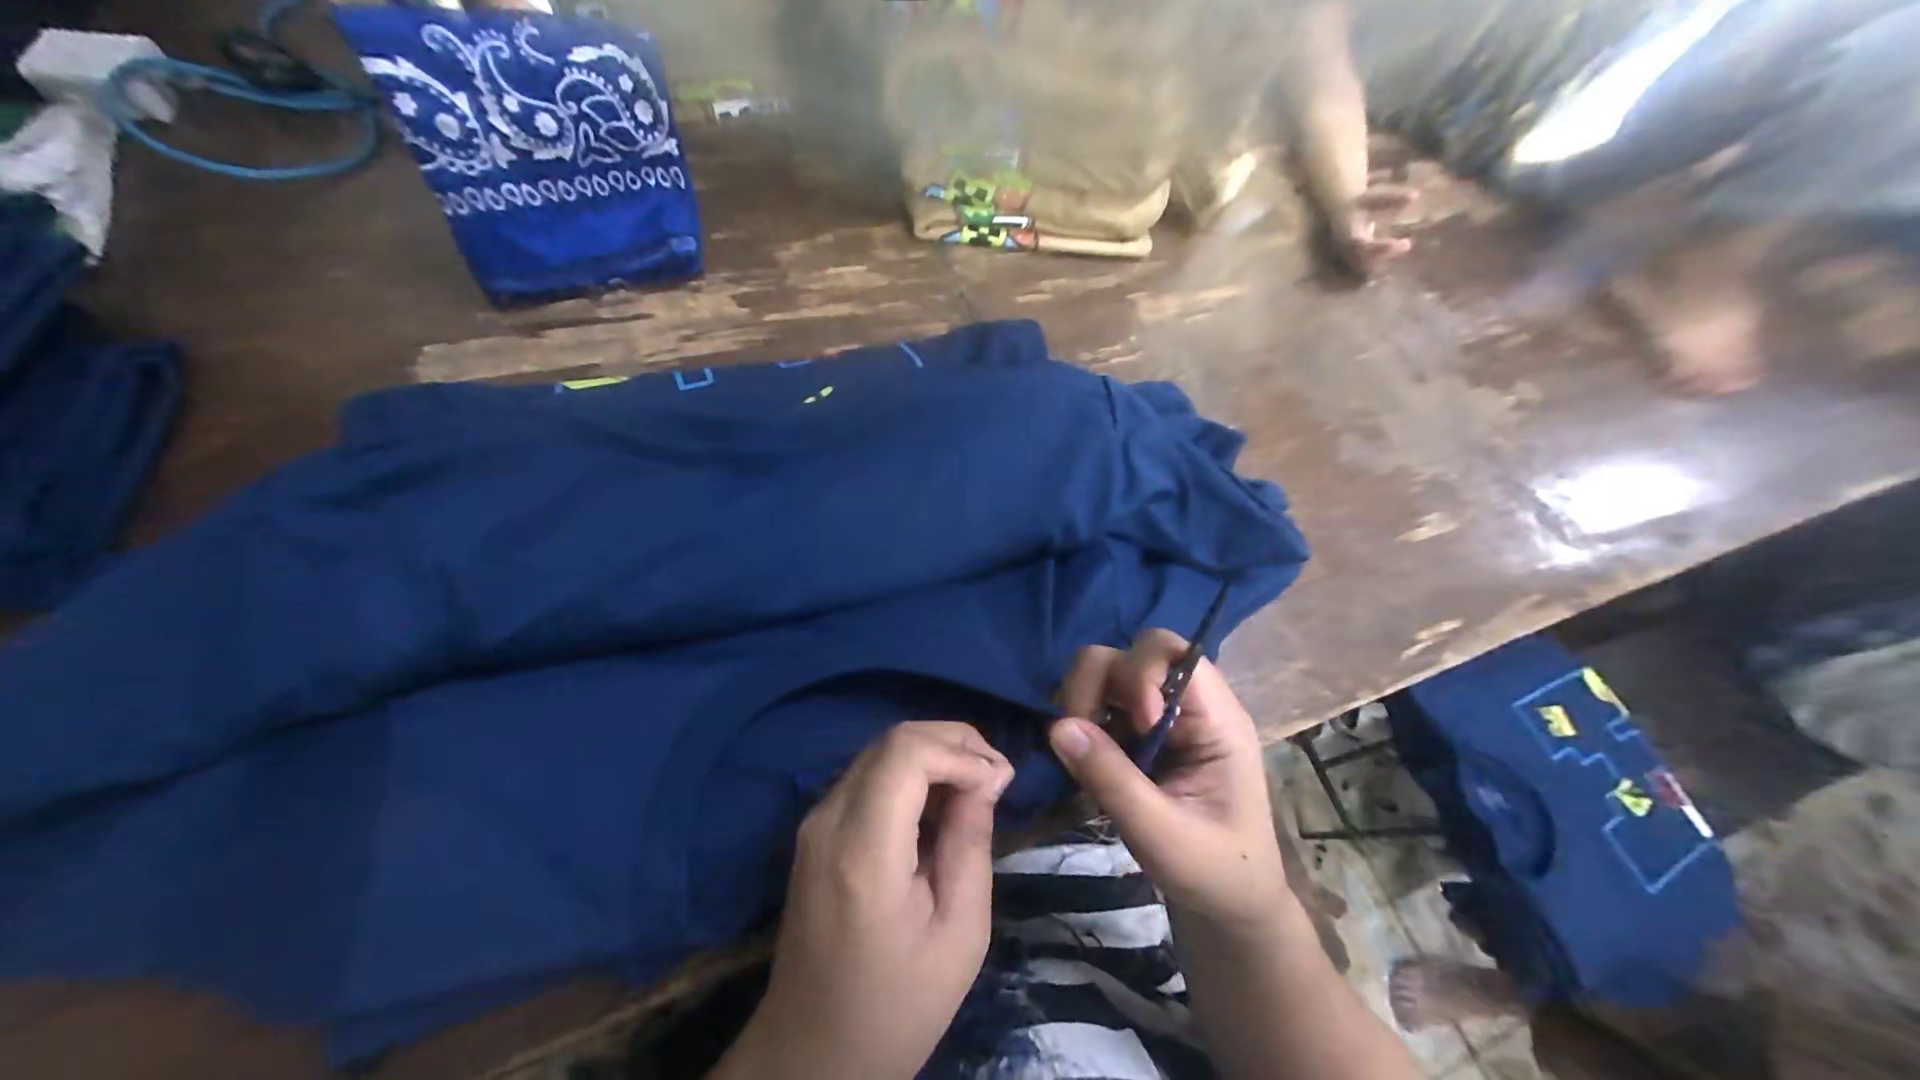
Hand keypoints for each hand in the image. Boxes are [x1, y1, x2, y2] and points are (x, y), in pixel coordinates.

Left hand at [714, 722, 1013, 1079]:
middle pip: (893, 741)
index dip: (961, 751)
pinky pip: (868, 776)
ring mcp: (814, 823)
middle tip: (998, 775)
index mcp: (863, 852)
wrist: (811, 1053)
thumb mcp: (960, 934)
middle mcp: (828, 821)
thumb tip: (988, 776)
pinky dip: (911, 773)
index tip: (1001, 781)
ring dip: (934, 754)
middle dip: (953, 743)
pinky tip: (941, 801)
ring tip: (978, 784)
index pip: (906, 753)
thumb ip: (971, 843)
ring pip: (880, 752)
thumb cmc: (897, 1006)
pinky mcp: (815, 830)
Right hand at [1049, 631, 1290, 929]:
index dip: (1141, 674)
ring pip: (1108, 671)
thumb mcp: (1163, 835)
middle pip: (1131, 653)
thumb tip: (1057, 726)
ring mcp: (1158, 716)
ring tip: (1080, 749)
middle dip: (1097, 683)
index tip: (1135, 727)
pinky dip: (1080, 718)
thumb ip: (1112, 779)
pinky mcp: (1136, 732)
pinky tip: (1082, 755)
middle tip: (1084, 736)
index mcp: (1216, 718)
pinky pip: (1099, 702)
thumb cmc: (1212, 870)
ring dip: (1083, 699)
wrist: (1226, 904)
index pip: (1175, 653)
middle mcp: (1186, 705)